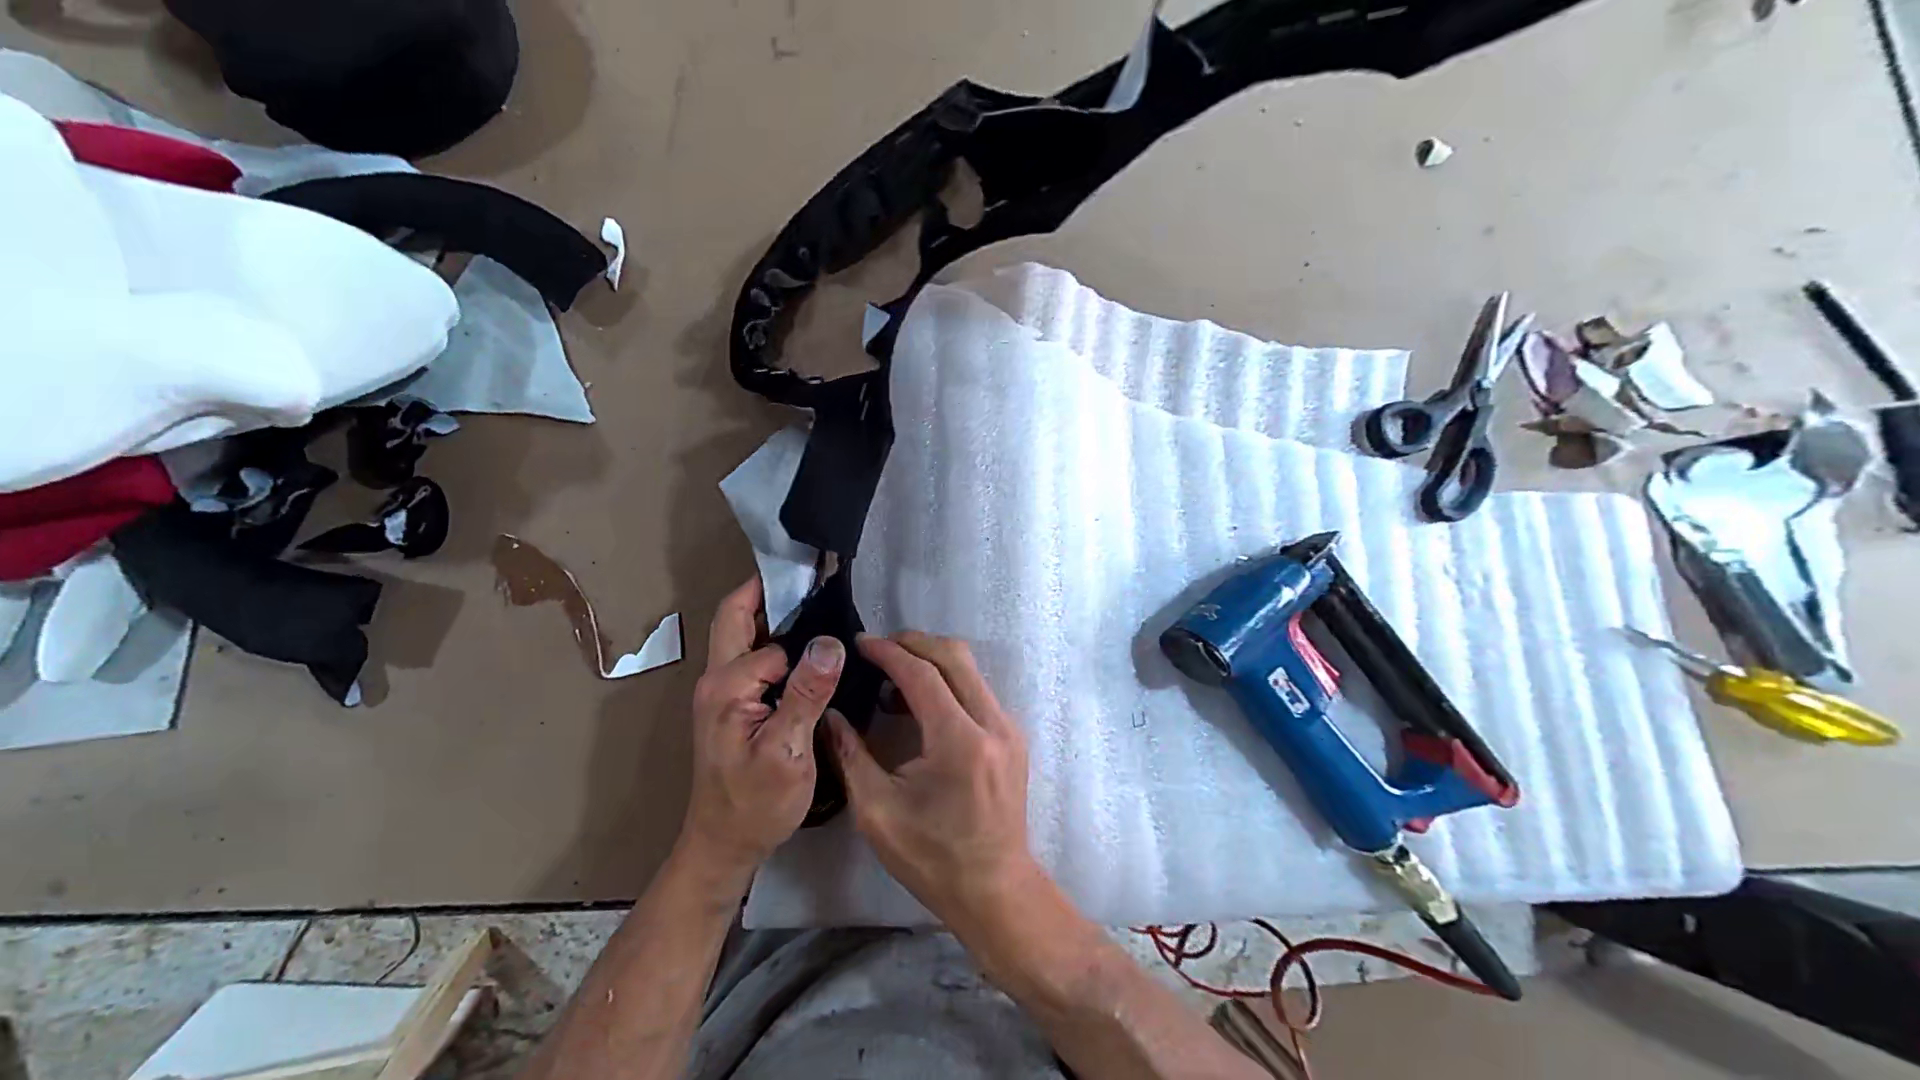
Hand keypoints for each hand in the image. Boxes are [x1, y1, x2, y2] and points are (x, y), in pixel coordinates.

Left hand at [681, 577, 845, 878]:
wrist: (724, 844)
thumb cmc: (756, 803)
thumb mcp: (787, 751)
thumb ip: (806, 693)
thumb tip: (829, 642)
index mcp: (726, 686)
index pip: (769, 639)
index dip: (802, 622)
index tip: (834, 592)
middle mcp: (716, 680)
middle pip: (736, 617)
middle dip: (770, 591)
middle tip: (816, 577)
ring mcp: (721, 692)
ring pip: (743, 634)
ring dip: (772, 613)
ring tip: (819, 603)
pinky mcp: (731, 704)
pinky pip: (751, 656)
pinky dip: (775, 640)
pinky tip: (809, 647)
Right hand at [825, 632, 1037, 926]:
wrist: (994, 889)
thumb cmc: (932, 858)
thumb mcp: (877, 811)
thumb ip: (851, 755)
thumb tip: (831, 713)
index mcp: (959, 741)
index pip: (923, 674)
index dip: (889, 652)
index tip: (861, 642)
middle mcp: (992, 724)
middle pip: (955, 657)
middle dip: (914, 643)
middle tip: (878, 649)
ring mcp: (1008, 729)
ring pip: (970, 670)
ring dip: (932, 661)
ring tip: (892, 676)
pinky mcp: (1011, 737)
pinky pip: (977, 690)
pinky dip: (948, 682)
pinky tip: (918, 703)